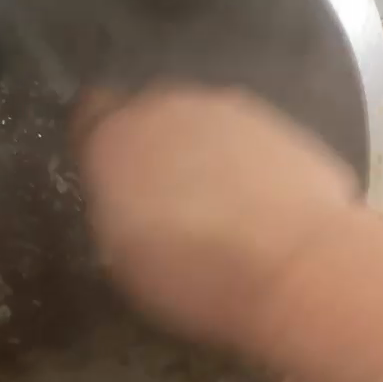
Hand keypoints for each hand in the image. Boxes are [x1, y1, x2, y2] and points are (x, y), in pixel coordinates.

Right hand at [75, 87, 365, 349]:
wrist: (294, 266)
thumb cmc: (189, 275)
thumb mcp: (121, 258)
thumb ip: (113, 209)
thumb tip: (122, 198)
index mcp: (112, 139)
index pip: (88, 116)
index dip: (96, 144)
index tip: (105, 177)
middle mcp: (165, 107)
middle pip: (146, 112)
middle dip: (148, 146)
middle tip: (159, 199)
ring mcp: (227, 108)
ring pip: (197, 121)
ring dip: (198, 152)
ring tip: (214, 208)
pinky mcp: (280, 121)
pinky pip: (244, 137)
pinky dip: (243, 162)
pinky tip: (256, 207)